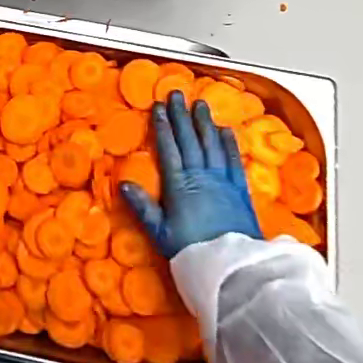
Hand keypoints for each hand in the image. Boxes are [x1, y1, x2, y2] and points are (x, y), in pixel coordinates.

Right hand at [120, 90, 261, 258]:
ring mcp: (222, 181)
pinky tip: (225, 131)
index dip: (162, 126)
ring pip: (212, 144)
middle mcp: (201, 176)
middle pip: (190, 139)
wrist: (232, 267)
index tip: (158, 107)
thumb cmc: (192, 251)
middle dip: (181, 115)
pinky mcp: (239, 189)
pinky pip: (233, 160)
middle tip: (177, 95)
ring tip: (199, 104)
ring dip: (204, 123)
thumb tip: (123, 183)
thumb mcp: (160, 232)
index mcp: (179, 185)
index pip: (169, 147)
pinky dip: (228, 143)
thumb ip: (142, 207)